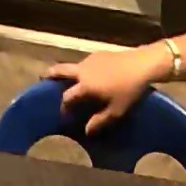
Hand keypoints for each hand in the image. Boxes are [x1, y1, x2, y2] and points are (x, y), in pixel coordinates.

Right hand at [44, 47, 167, 131]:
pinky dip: (82, 71)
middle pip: (60, 71)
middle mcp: (82, 71)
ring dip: (68, 73)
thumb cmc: (129, 90)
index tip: (64, 114)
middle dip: (50, 75)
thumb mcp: (116, 111)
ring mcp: (90, 60)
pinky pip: (85, 64)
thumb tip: (87, 131)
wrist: (143, 65)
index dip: (64, 107)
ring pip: (73, 67)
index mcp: (84, 86)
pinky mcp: (99, 54)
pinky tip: (90, 77)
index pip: (66, 97)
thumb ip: (99, 122)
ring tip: (70, 82)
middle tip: (43, 79)